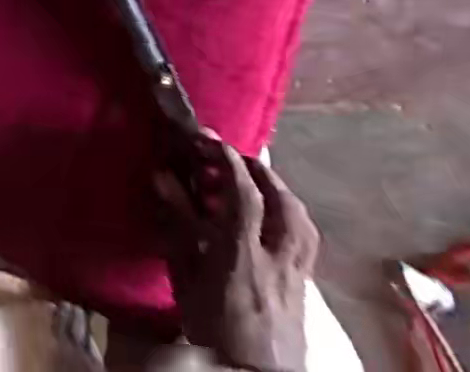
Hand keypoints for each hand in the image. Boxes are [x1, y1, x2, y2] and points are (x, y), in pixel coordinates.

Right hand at [156, 137, 318, 371]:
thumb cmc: (209, 328)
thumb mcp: (184, 276)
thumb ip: (177, 224)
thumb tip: (162, 177)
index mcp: (243, 255)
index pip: (243, 194)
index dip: (227, 160)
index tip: (207, 140)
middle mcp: (277, 259)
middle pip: (282, 201)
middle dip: (258, 170)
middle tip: (233, 157)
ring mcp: (297, 274)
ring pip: (302, 220)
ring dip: (280, 190)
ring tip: (258, 180)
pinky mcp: (306, 289)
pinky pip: (306, 241)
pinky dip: (291, 216)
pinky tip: (274, 218)